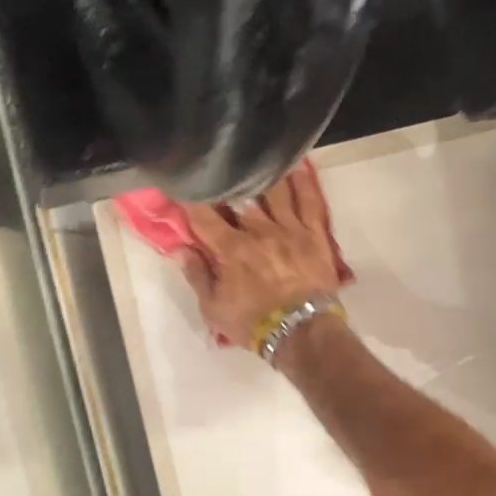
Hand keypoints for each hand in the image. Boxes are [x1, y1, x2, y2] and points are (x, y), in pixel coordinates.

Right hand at [179, 164, 344, 348]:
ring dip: (264, 175)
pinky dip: (303, 182)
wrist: (303, 333)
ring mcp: (290, 228)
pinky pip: (310, 201)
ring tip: (258, 162)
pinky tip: (297, 166)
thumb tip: (181, 248)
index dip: (190, 199)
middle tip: (223, 174)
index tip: (183, 186)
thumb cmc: (254, 324)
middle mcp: (259, 230)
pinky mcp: (315, 234)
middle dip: (228, 185)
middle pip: (241, 198)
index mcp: (231, 248)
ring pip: (276, 191)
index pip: (204, 215)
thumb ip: (197, 275)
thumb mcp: (214, 308)